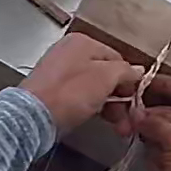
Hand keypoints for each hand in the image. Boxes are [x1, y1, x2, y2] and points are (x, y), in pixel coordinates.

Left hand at [21, 34, 140, 133]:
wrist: (33, 117)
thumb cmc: (70, 93)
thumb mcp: (106, 77)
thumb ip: (125, 71)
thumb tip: (138, 70)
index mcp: (83, 42)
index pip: (118, 59)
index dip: (130, 81)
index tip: (135, 101)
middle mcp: (69, 52)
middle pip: (106, 74)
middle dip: (120, 99)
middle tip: (128, 121)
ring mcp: (59, 72)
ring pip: (94, 87)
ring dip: (109, 107)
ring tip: (118, 127)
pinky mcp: (52, 91)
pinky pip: (79, 96)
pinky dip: (91, 107)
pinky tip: (96, 119)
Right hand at [106, 75, 170, 170]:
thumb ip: (154, 122)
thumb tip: (135, 111)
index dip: (163, 85)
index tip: (139, 84)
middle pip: (168, 110)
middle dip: (148, 117)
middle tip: (126, 120)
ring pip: (160, 130)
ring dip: (148, 137)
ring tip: (139, 144)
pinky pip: (159, 149)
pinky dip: (154, 155)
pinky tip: (155, 165)